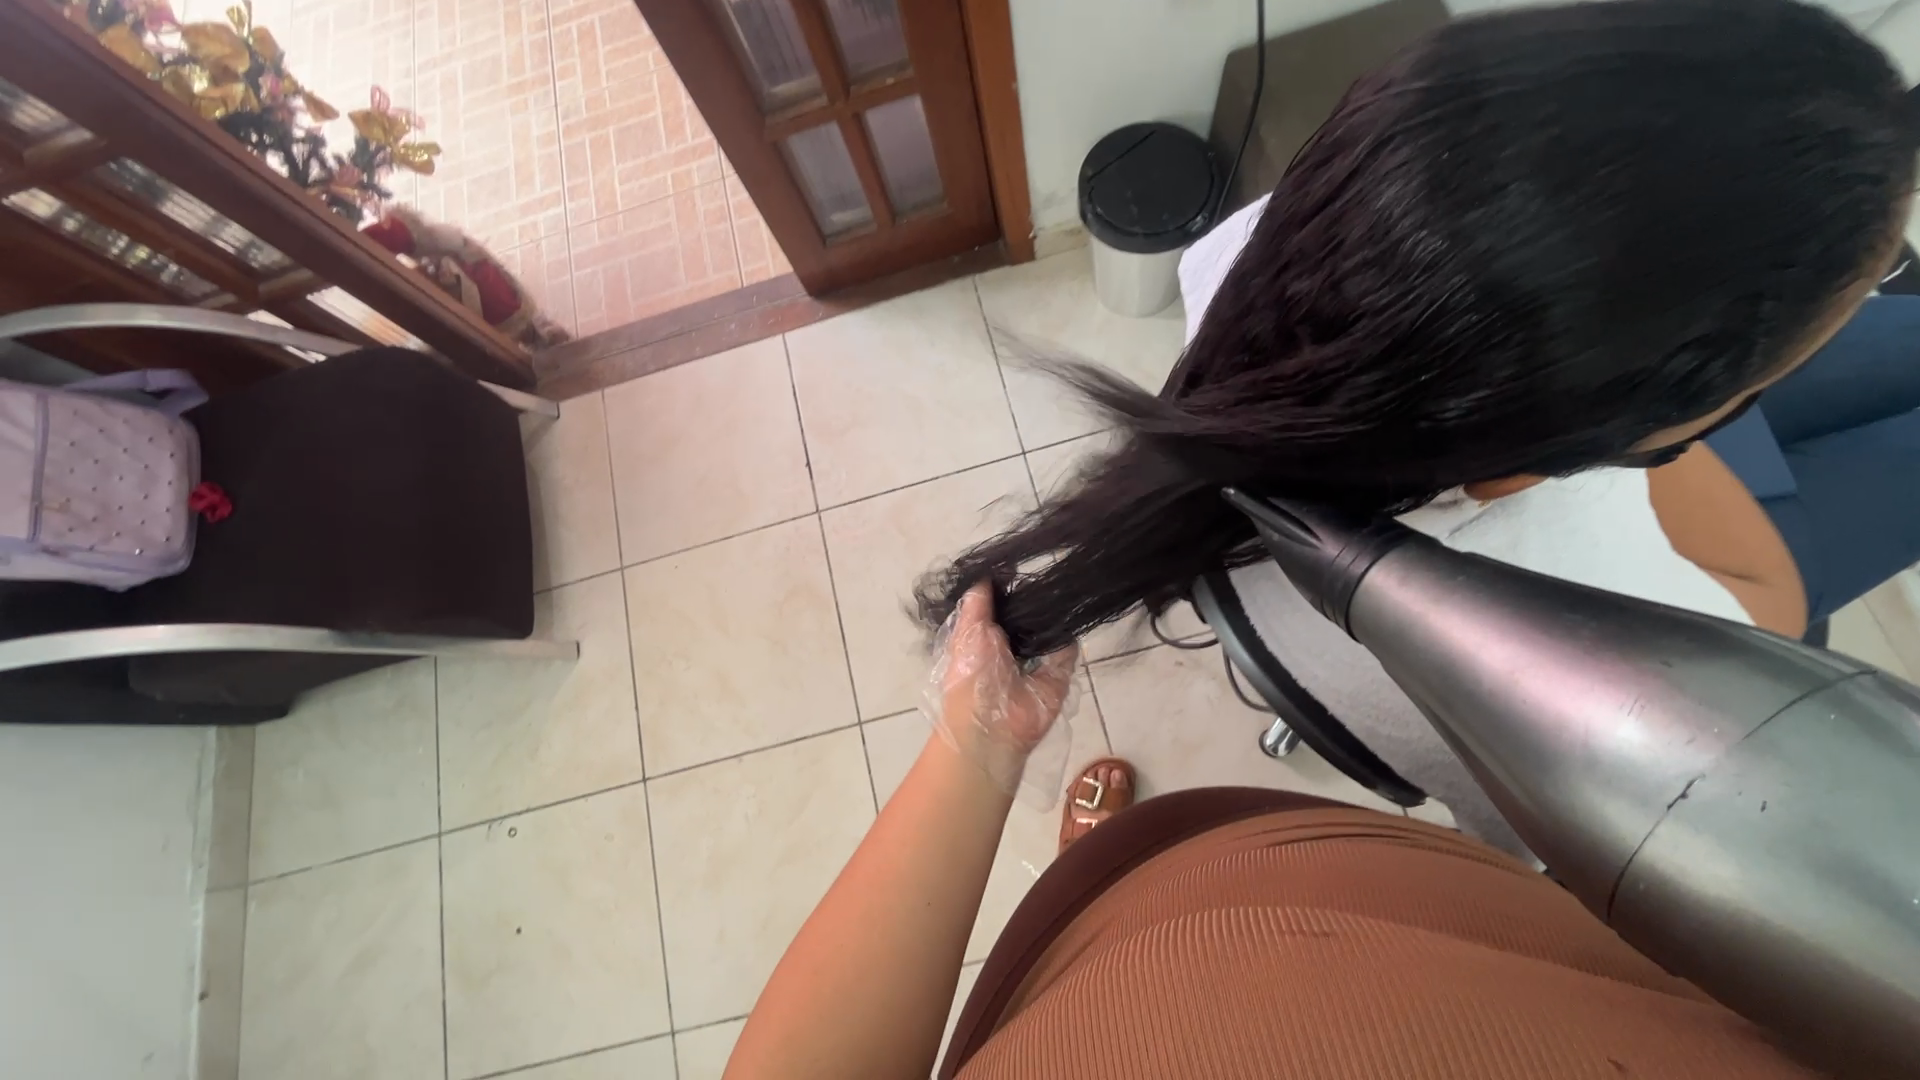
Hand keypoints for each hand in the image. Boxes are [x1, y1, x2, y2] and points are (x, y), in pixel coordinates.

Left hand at [930, 583, 1077, 779]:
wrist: (990, 727)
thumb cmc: (969, 676)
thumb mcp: (966, 633)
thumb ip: (976, 605)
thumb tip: (986, 577)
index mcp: (986, 638)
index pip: (1001, 607)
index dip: (1008, 590)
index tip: (1019, 567)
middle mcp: (1013, 648)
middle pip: (1029, 616)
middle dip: (1035, 599)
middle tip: (1046, 572)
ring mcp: (1038, 661)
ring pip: (1050, 629)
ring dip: (1054, 614)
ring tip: (1062, 584)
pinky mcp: (1059, 675)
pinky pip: (1068, 649)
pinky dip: (1069, 634)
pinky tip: (1070, 612)